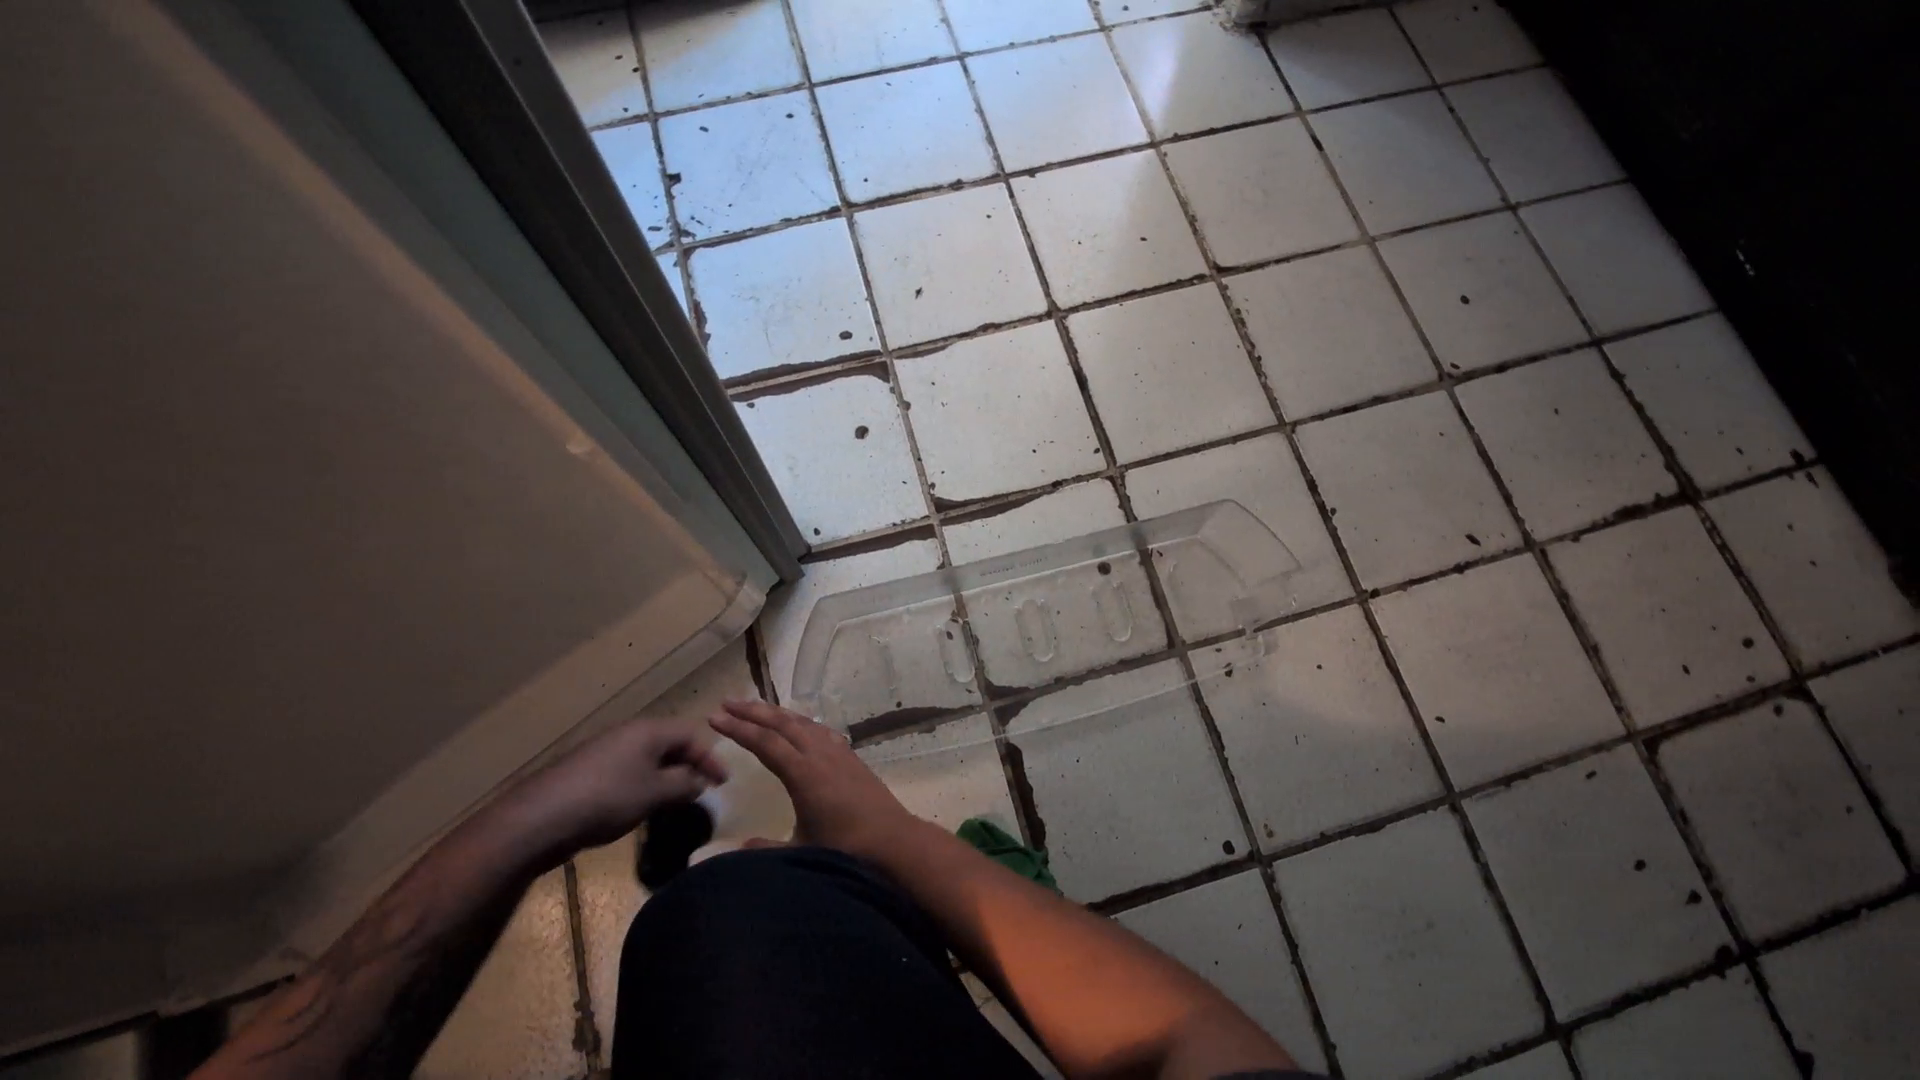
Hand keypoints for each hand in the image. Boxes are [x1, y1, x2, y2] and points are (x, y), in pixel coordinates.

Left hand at [504, 716, 727, 855]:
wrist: (540, 818)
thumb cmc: (607, 798)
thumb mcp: (656, 793)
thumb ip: (684, 784)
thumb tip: (698, 781)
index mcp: (648, 731)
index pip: (692, 734)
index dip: (710, 757)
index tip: (722, 784)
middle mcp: (627, 734)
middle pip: (669, 743)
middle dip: (689, 766)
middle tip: (701, 792)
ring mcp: (604, 752)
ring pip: (648, 759)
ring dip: (666, 778)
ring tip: (674, 804)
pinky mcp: (588, 773)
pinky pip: (628, 773)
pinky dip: (643, 786)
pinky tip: (640, 809)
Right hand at [709, 700, 922, 861]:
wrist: (893, 840)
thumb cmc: (846, 848)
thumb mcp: (800, 852)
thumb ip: (764, 849)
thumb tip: (734, 849)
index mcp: (803, 774)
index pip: (764, 743)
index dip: (738, 729)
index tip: (714, 717)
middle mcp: (819, 755)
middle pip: (781, 724)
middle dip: (752, 711)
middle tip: (726, 702)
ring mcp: (838, 753)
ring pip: (802, 722)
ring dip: (776, 713)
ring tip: (756, 707)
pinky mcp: (851, 757)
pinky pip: (820, 730)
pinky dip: (802, 721)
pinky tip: (799, 724)